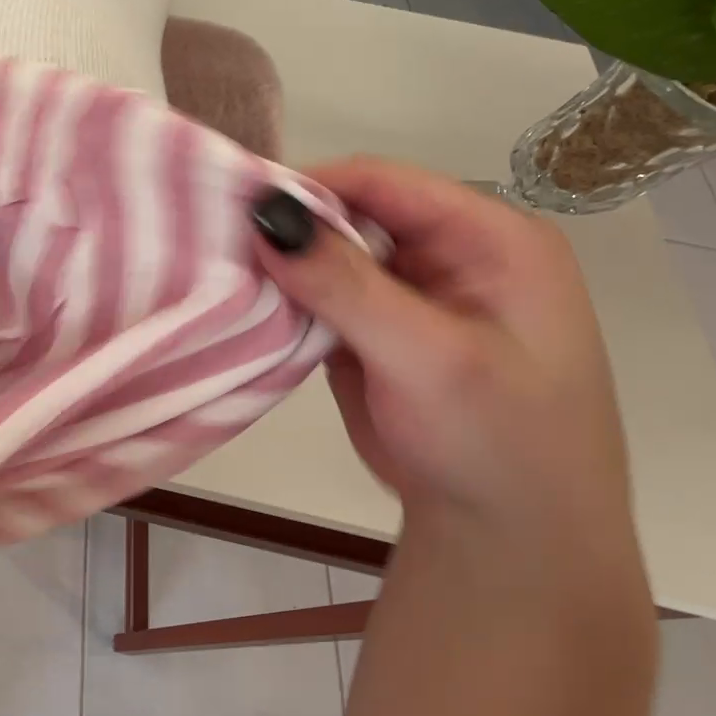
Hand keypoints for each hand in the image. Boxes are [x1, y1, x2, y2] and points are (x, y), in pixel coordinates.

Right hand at [253, 158, 632, 531]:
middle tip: (214, 245)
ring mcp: (404, 294)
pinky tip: (240, 306)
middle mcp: (447, 254)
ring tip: (215, 273)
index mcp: (490, 239)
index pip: (382, 182)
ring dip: (276, 265)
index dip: (308, 188)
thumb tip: (264, 213)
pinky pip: (314, 294)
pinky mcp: (369, 329)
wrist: (502, 533)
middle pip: (347, 212)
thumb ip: (345, 283)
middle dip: (285, 228)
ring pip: (324, 253)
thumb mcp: (426, 356)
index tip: (232, 210)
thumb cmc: (493, 441)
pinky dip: (279, 299)